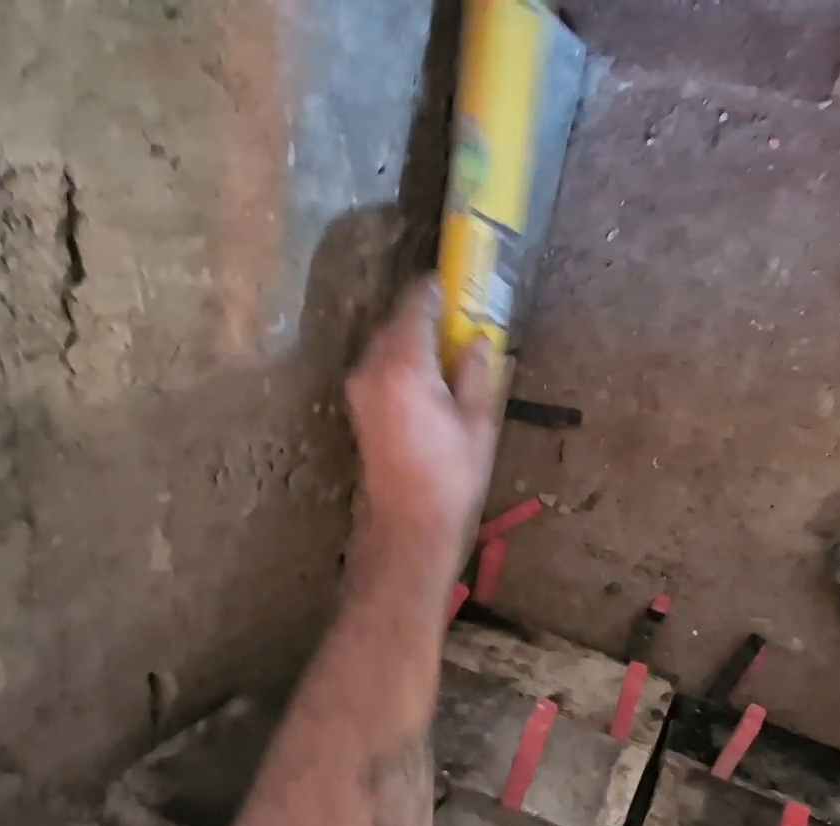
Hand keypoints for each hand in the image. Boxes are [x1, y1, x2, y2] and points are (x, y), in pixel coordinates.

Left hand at [346, 278, 500, 556]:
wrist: (409, 527)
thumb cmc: (452, 477)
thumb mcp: (478, 422)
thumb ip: (476, 371)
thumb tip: (479, 338)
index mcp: (405, 366)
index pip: (417, 305)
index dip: (439, 289)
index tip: (462, 284)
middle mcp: (373, 369)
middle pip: (399, 322)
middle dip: (429, 315)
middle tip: (464, 319)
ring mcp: (360, 388)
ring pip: (388, 344)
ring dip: (416, 338)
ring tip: (452, 350)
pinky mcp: (360, 407)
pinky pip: (381, 366)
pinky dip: (404, 360)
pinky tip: (431, 379)